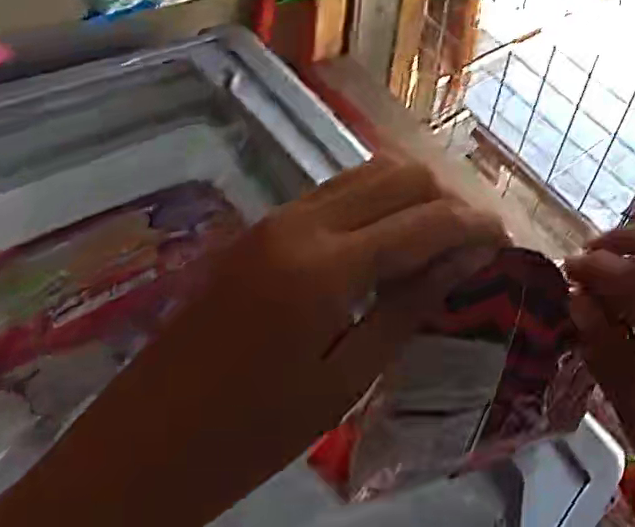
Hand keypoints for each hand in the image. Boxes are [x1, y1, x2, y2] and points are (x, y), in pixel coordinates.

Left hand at [0, 157, 505, 526]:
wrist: (128, 462)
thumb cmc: (245, 438)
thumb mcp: (344, 381)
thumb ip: (411, 306)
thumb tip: (469, 259)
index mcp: (325, 268)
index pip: (427, 220)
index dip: (476, 226)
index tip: (507, 241)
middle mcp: (303, 224)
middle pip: (404, 176)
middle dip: (452, 200)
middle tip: (476, 241)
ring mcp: (278, 219)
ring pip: (372, 172)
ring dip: (417, 194)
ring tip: (442, 236)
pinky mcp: (263, 228)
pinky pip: (340, 190)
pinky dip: (381, 200)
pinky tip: (392, 237)